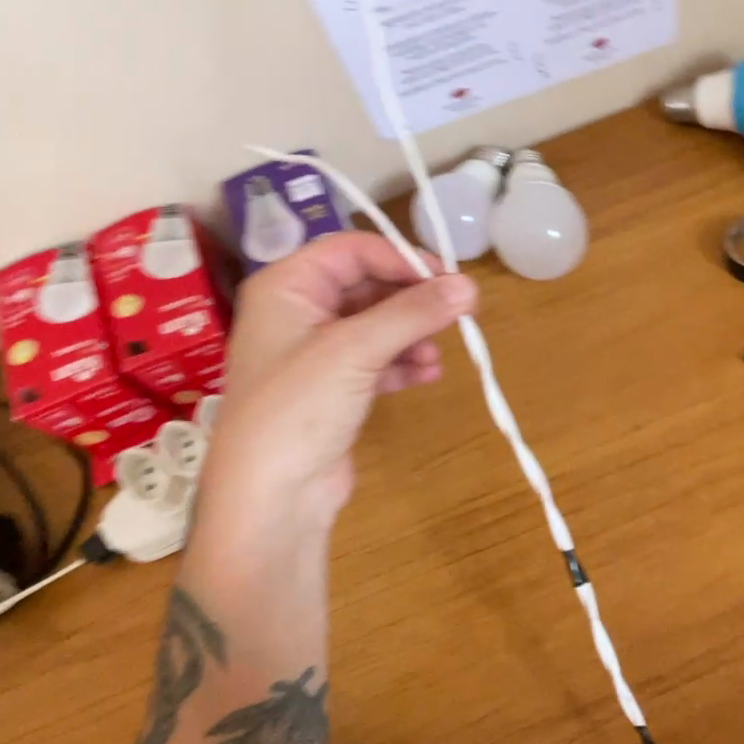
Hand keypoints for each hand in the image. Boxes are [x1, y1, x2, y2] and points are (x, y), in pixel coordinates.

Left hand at [195, 233, 477, 544]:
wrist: (272, 491)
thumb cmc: (299, 406)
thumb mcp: (356, 350)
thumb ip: (413, 313)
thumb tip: (471, 287)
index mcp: (286, 287)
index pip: (352, 251)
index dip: (400, 259)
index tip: (449, 279)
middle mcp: (298, 313)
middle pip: (366, 287)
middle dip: (411, 301)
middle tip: (455, 315)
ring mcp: (315, 354)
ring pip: (376, 326)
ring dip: (411, 335)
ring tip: (436, 356)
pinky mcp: (333, 390)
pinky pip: (376, 361)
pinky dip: (402, 364)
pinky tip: (427, 375)